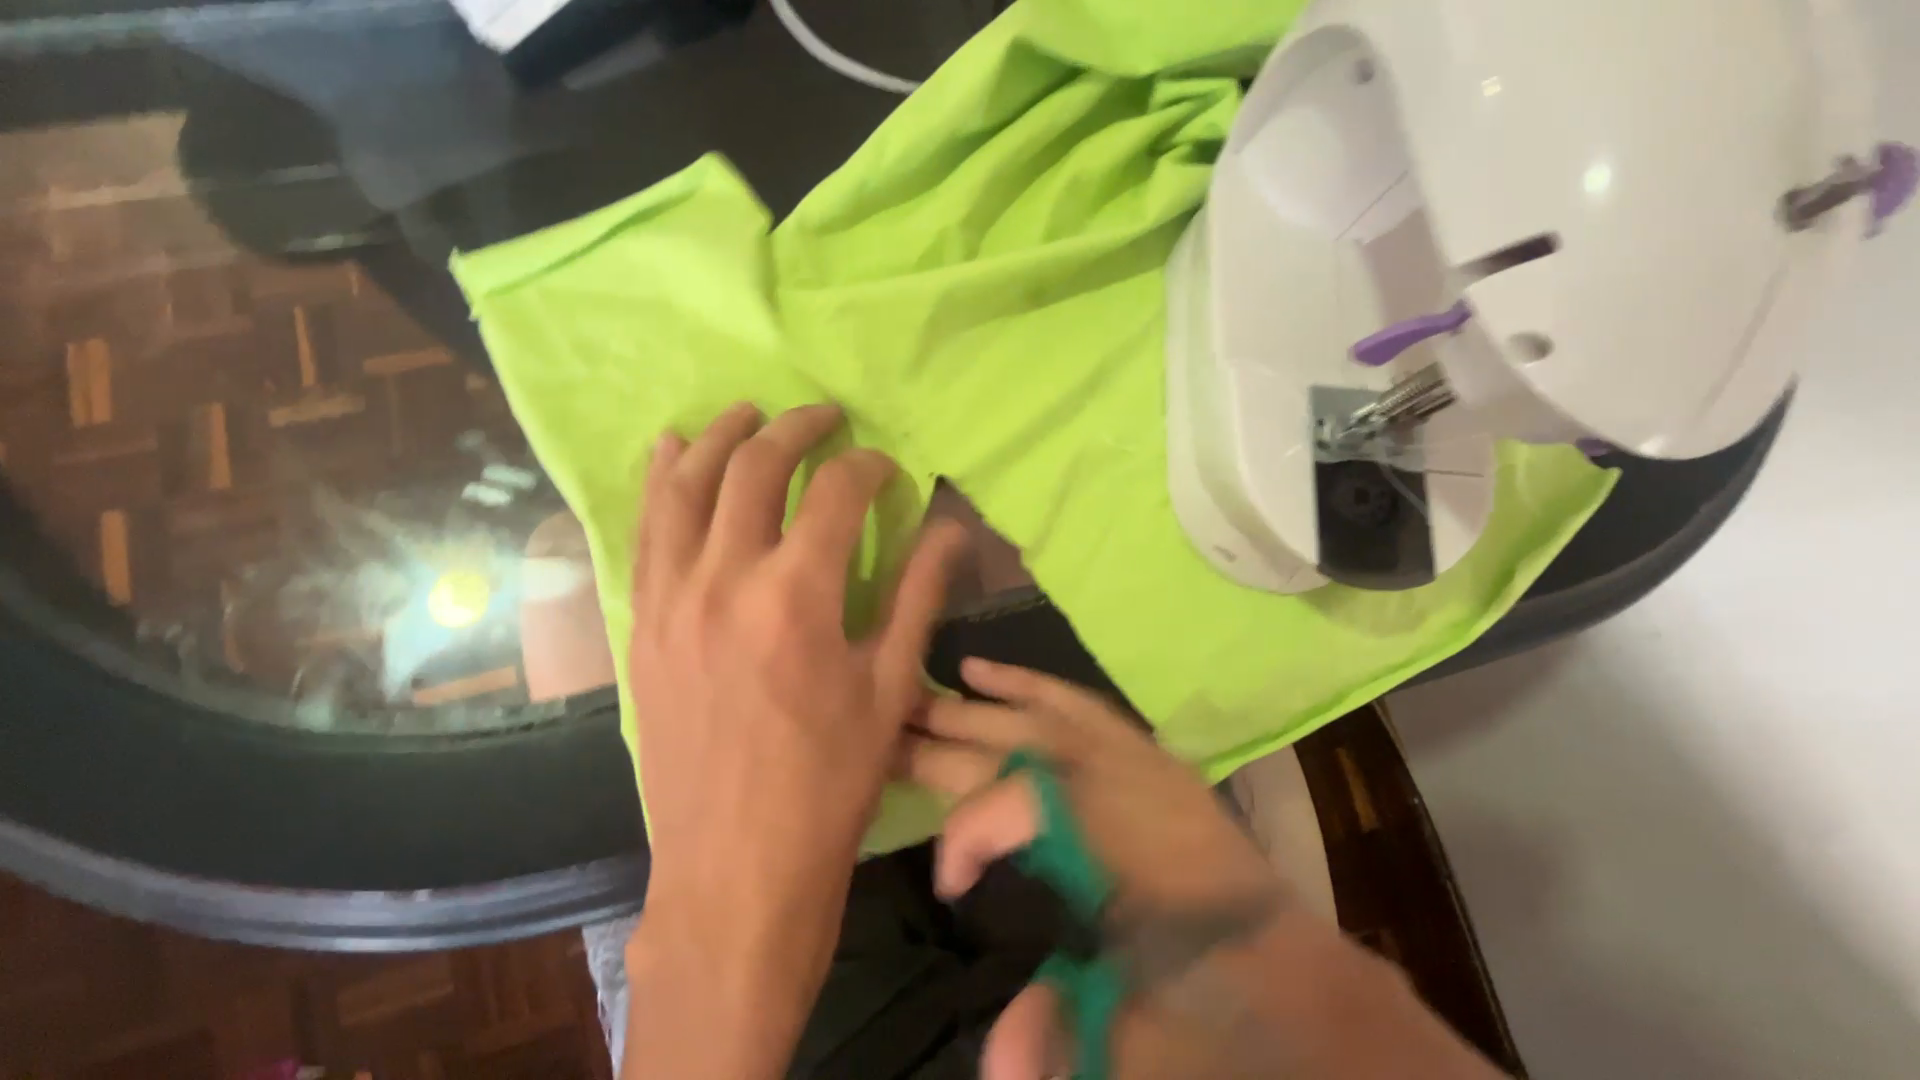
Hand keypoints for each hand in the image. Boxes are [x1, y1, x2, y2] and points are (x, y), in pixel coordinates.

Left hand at [629, 401, 964, 946]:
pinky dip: (658, 482)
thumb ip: (917, 595)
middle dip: (794, 429)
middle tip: (822, 416)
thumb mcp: (890, 689)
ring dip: (718, 438)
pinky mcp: (642, 624)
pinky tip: (667, 451)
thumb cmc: (830, 782)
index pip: (835, 492)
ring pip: (685, 487)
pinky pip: (645, 533)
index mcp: (798, 596)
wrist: (736, 864)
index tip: (886, 468)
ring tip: (747, 413)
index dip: (867, 466)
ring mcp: (672, 599)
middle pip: (754, 469)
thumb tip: (950, 527)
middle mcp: (725, 580)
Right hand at [906, 659, 1283, 1078]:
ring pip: (1046, 714)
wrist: (1300, 985)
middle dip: (947, 739)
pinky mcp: (1153, 760)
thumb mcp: (1141, 1033)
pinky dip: (1035, 686)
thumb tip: (996, 1060)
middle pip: (1022, 742)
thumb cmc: (1214, 1008)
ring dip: (980, 705)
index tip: (949, 885)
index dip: (971, 830)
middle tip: (883, 733)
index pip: (1027, 800)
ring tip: (921, 692)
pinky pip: (1085, 707)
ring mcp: (1144, 764)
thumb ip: (1062, 1030)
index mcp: (1128, 848)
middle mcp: (1133, 786)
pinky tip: (992, 673)